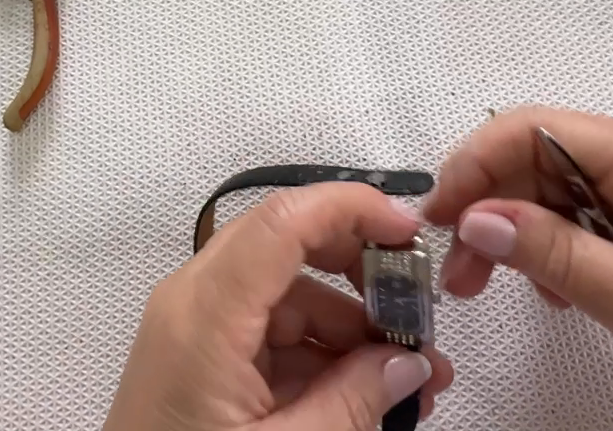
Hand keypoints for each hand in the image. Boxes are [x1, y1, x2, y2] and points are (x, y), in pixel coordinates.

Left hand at [103, 182, 453, 430]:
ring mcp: (195, 322)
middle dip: (359, 267)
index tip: (410, 229)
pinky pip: (271, 328)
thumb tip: (413, 362)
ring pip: (286, 290)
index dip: (350, 208)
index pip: (282, 220)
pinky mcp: (202, 350)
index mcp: (205, 311)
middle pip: (286, 243)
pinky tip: (368, 388)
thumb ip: (353, 404)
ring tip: (413, 373)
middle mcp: (194, 297)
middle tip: (418, 309)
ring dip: (350, 322)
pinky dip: (320, 349)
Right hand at [424, 107, 612, 430]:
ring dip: (511, 231)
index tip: (436, 214)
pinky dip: (547, 250)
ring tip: (483, 284)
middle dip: (488, 204)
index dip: (477, 162)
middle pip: (537, 158)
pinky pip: (577, 220)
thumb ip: (554, 254)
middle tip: (454, 267)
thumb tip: (472, 218)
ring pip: (550, 190)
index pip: (538, 129)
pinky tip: (548, 291)